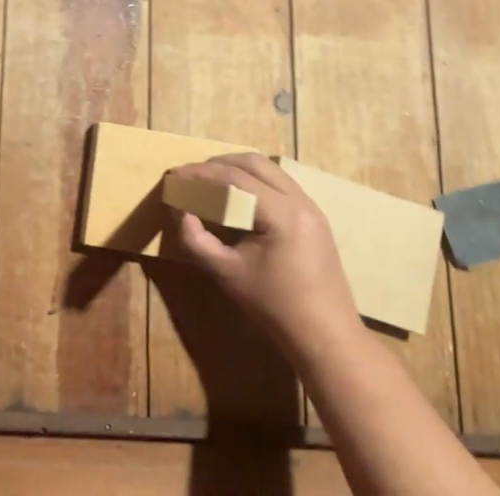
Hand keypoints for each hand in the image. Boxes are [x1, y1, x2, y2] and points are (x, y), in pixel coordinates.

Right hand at [166, 153, 360, 361]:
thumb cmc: (274, 307)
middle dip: (219, 164)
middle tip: (191, 176)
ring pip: (270, 171)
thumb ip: (196, 239)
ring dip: (238, 170)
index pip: (235, 178)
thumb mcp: (226, 273)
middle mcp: (301, 202)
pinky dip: (254, 182)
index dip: (200, 173)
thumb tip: (178, 210)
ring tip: (210, 183)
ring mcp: (312, 208)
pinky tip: (237, 199)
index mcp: (282, 214)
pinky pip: (280, 185)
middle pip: (255, 163)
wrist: (325, 336)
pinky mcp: (314, 218)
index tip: (174, 176)